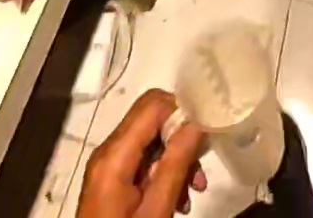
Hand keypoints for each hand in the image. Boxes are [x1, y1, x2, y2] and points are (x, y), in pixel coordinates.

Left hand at [76, 89, 209, 217]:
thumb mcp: (155, 211)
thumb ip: (176, 163)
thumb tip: (197, 121)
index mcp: (114, 156)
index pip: (153, 104)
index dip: (181, 110)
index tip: (204, 133)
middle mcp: (108, 152)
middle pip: (152, 118)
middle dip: (181, 136)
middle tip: (201, 162)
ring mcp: (108, 167)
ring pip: (151, 139)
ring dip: (176, 156)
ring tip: (194, 189)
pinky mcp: (111, 181)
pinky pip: (143, 160)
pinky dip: (163, 170)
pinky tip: (179, 197)